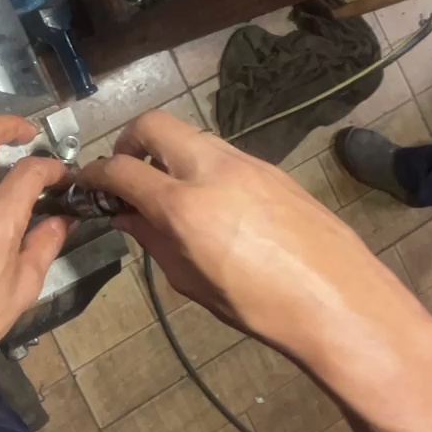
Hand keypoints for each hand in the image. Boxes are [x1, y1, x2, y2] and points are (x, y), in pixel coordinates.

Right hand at [81, 111, 431, 373]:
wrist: (344, 306)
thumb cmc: (259, 307)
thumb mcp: (190, 281)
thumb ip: (152, 240)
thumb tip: (127, 215)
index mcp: (185, 205)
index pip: (121, 169)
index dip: (95, 173)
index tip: (86, 183)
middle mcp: (212, 170)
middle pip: (153, 124)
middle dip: (128, 141)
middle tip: (126, 172)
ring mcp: (247, 163)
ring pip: (190, 135)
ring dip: (167, 152)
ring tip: (168, 191)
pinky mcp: (273, 169)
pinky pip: (221, 153)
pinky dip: (199, 165)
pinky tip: (211, 203)